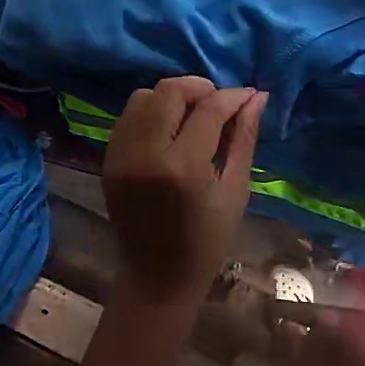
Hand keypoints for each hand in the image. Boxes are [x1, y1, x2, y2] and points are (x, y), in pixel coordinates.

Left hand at [102, 76, 267, 309]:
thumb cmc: (207, 241)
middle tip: (219, 104)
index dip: (232, 97)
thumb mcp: (235, 190)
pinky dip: (150, 113)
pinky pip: (128, 118)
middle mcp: (144, 153)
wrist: (156, 276)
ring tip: (193, 115)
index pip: (207, 109)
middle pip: (169, 92)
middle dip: (199, 89)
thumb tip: (256, 98)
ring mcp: (120, 155)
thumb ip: (244, 139)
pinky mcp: (108, 160)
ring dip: (172, 98)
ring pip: (142, 97)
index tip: (249, 95)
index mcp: (182, 167)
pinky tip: (170, 130)